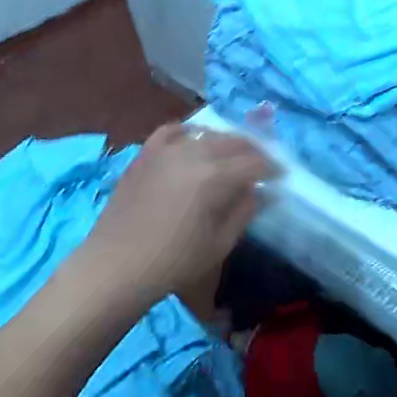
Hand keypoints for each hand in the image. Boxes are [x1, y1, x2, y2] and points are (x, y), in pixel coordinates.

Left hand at [69, 123, 277, 314]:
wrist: (116, 265)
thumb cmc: (173, 262)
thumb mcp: (219, 243)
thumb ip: (244, 211)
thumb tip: (262, 191)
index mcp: (215, 177)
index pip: (254, 162)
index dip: (272, 168)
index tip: (281, 177)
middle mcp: (192, 154)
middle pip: (232, 142)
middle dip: (252, 151)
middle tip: (262, 164)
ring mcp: (165, 150)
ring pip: (205, 134)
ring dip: (225, 141)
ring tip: (232, 155)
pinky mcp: (144, 154)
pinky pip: (171, 131)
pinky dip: (189, 133)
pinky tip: (194, 140)